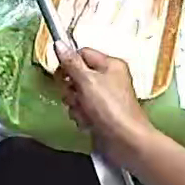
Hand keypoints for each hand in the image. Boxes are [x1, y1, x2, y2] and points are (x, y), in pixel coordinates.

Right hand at [55, 45, 161, 165]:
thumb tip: (58, 43)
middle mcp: (109, 78)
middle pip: (77, 75)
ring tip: (84, 113)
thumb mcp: (87, 81)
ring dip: (75, 105)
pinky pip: (83, 108)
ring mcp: (105, 97)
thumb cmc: (109, 108)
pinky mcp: (102, 113)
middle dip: (71, 89)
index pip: (82, 53)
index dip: (69, 64)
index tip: (61, 75)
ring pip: (77, 94)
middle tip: (76, 97)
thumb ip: (71, 63)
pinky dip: (82, 116)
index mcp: (110, 65)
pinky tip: (87, 122)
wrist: (126, 141)